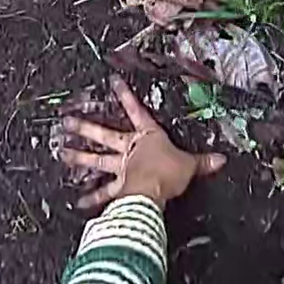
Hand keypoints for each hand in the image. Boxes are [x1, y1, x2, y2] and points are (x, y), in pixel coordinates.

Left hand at [58, 75, 226, 209]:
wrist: (154, 191)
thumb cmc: (169, 172)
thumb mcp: (190, 165)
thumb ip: (203, 162)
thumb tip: (222, 160)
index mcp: (148, 136)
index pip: (136, 110)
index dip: (125, 95)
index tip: (113, 82)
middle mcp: (130, 149)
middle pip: (104, 134)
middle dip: (86, 127)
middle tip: (67, 121)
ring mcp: (121, 167)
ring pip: (96, 160)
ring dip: (79, 157)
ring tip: (62, 152)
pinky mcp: (119, 187)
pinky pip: (104, 192)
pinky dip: (91, 198)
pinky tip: (78, 202)